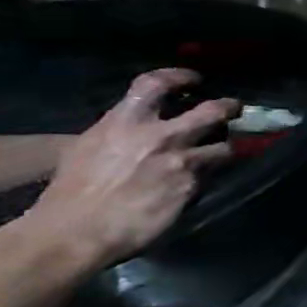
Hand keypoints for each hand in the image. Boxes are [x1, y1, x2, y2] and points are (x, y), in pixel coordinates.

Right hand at [18, 69, 235, 265]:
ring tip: (222, 152)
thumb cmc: (71, 191)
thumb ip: (118, 133)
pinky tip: (206, 181)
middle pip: (210, 111)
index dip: (179, 76)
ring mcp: (181, 161)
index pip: (157, 84)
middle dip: (228, 107)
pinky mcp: (192, 188)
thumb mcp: (87, 147)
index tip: (195, 78)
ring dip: (225, 148)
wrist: (81, 229)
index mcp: (125, 120)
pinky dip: (212, 176)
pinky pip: (212, 176)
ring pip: (223, 147)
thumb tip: (132, 132)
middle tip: (234, 108)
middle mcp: (160, 135)